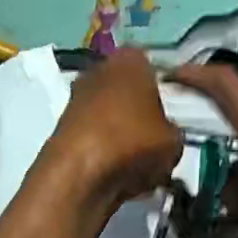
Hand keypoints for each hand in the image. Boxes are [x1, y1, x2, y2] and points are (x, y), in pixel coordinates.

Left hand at [46, 49, 181, 209]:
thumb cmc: (134, 142)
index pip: (155, 72)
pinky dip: (105, 156)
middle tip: (155, 148)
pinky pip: (96, 141)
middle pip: (130, 96)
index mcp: (131, 59)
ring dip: (123, 141)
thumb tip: (165, 137)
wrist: (80, 172)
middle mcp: (100, 69)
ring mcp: (77, 98)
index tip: (171, 123)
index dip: (165, 99)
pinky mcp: (63, 127)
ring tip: (137, 170)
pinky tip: (116, 177)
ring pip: (112, 120)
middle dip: (141, 120)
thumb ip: (174, 132)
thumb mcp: (174, 141)